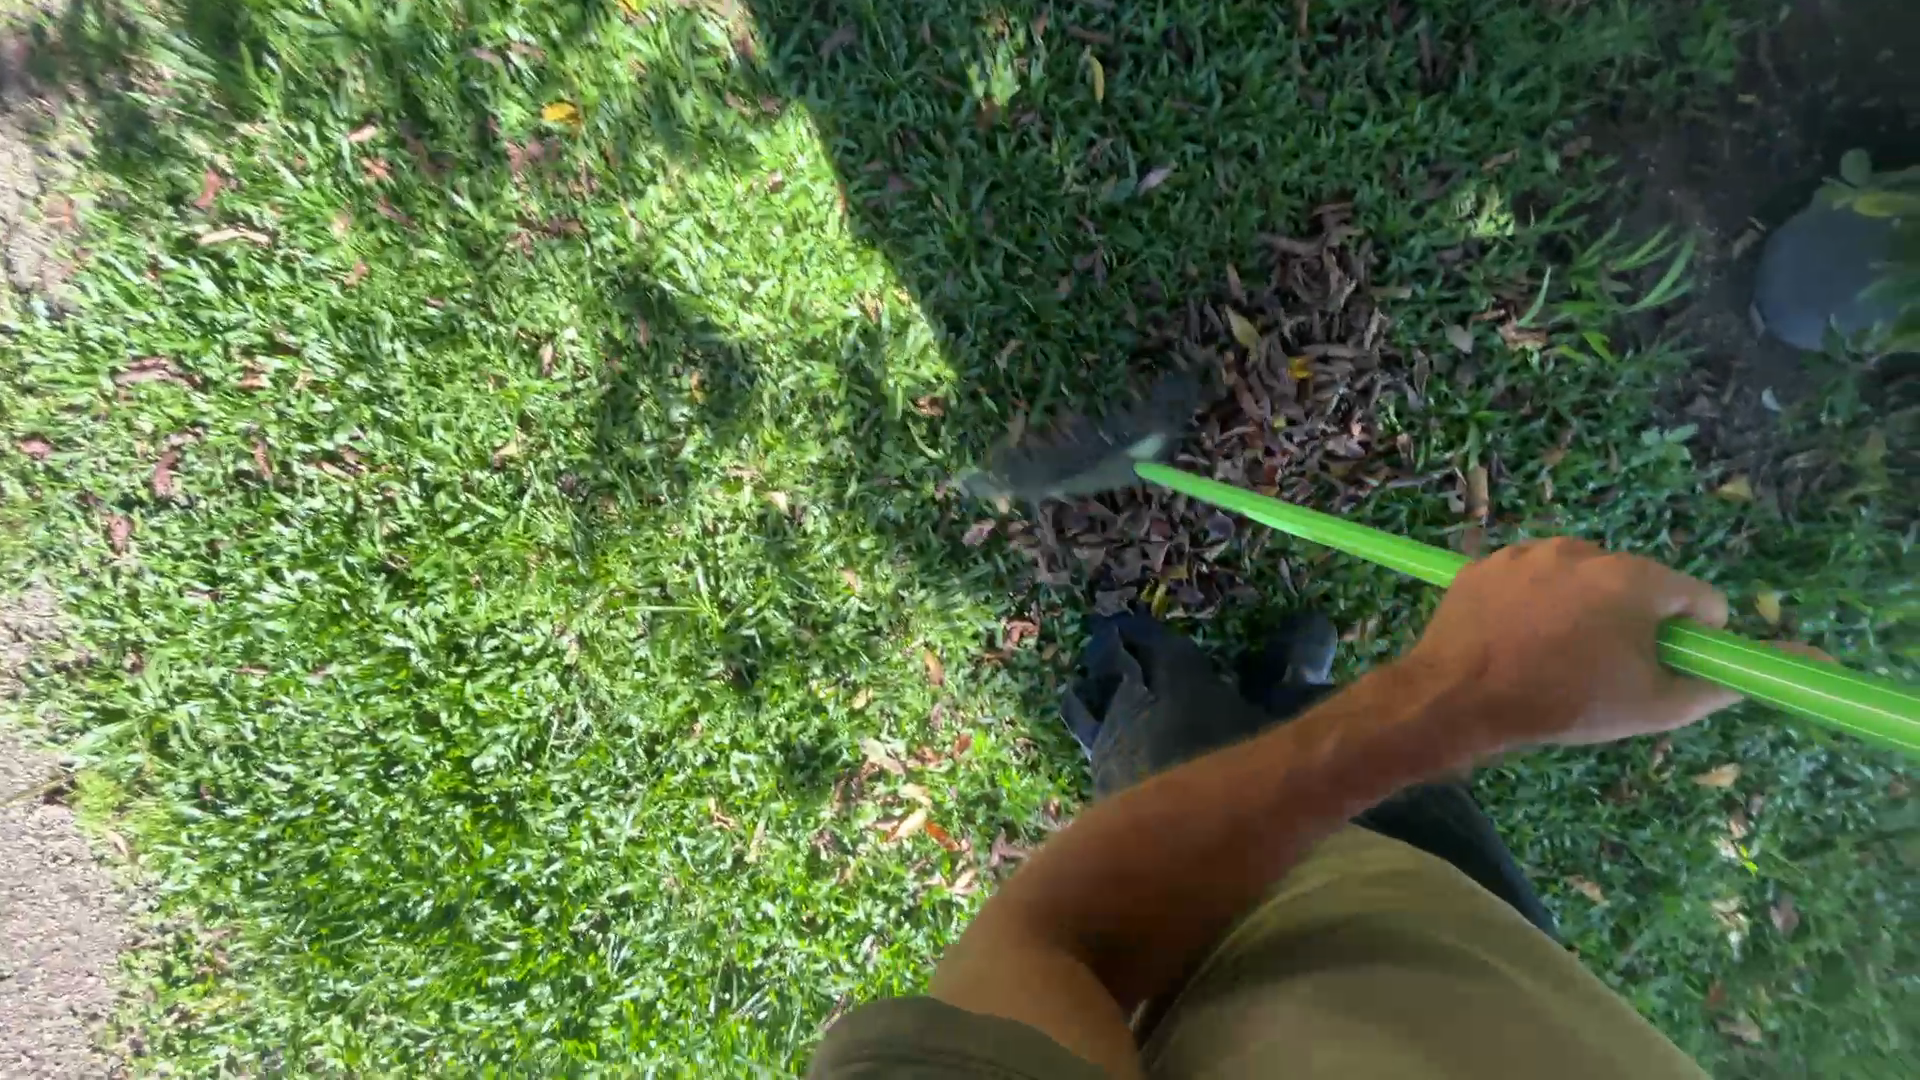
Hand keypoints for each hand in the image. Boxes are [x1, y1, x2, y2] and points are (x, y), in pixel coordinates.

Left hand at [1405, 536, 1733, 747]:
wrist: (1456, 695)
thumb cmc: (1562, 701)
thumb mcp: (1660, 702)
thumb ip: (1730, 676)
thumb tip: (1812, 659)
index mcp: (1631, 576)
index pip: (1695, 596)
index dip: (1689, 634)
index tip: (1658, 662)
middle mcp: (1576, 551)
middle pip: (1632, 582)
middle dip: (1629, 617)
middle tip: (1599, 661)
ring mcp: (1521, 554)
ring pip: (1576, 578)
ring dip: (1578, 605)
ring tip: (1550, 650)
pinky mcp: (1479, 565)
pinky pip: (1527, 579)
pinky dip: (1530, 600)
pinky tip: (1514, 634)